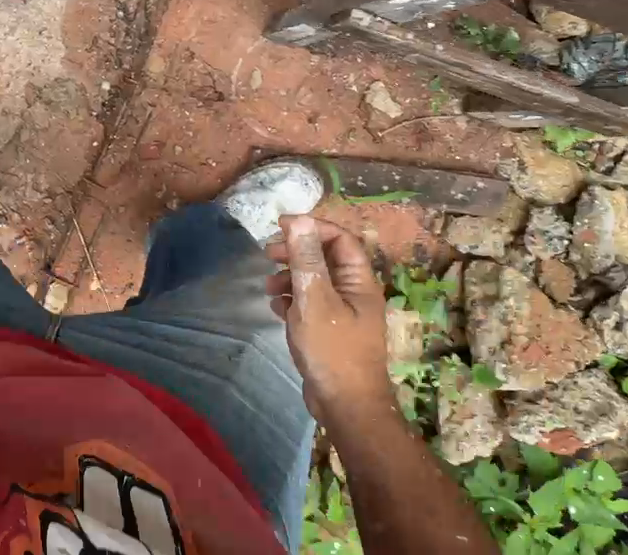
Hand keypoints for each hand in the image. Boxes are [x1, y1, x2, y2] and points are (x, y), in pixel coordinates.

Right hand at [264, 215, 393, 424]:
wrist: (346, 406)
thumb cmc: (332, 349)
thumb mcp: (314, 299)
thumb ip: (306, 259)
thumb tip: (299, 221)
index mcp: (359, 282)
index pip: (340, 239)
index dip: (312, 227)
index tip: (280, 227)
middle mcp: (355, 293)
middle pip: (325, 257)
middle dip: (295, 251)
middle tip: (268, 253)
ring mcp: (344, 312)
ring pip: (315, 280)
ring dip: (289, 276)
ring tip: (268, 286)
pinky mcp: (331, 329)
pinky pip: (310, 302)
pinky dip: (292, 299)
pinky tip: (277, 309)